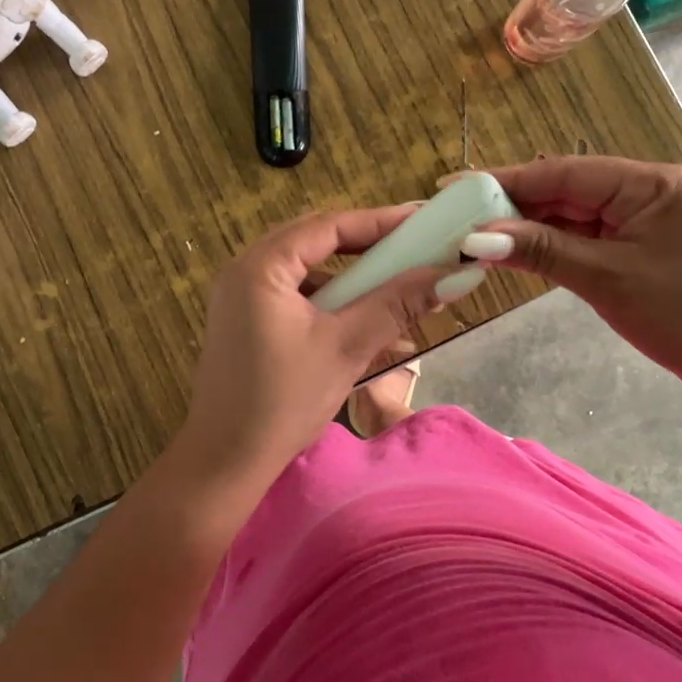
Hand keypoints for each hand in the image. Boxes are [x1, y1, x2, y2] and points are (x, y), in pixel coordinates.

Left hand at [180, 206, 486, 479]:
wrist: (225, 460)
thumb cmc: (283, 401)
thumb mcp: (347, 347)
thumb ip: (397, 304)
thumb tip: (456, 274)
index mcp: (260, 266)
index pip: (328, 226)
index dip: (381, 221)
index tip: (426, 222)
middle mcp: (244, 270)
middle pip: (315, 241)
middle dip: (368, 246)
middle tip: (416, 248)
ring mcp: (239, 296)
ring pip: (306, 269)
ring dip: (351, 277)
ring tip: (397, 283)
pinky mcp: (244, 321)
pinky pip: (294, 295)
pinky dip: (330, 302)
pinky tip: (364, 322)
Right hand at [458, 156, 681, 395]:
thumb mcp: (609, 280)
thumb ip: (542, 250)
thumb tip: (476, 235)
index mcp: (651, 182)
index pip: (562, 171)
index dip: (502, 180)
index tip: (450, 187)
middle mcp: (650, 190)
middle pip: (565, 189)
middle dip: (511, 204)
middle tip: (454, 218)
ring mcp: (650, 218)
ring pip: (574, 214)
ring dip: (529, 227)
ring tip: (474, 237)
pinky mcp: (648, 246)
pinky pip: (590, 235)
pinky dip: (554, 245)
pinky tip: (517, 252)